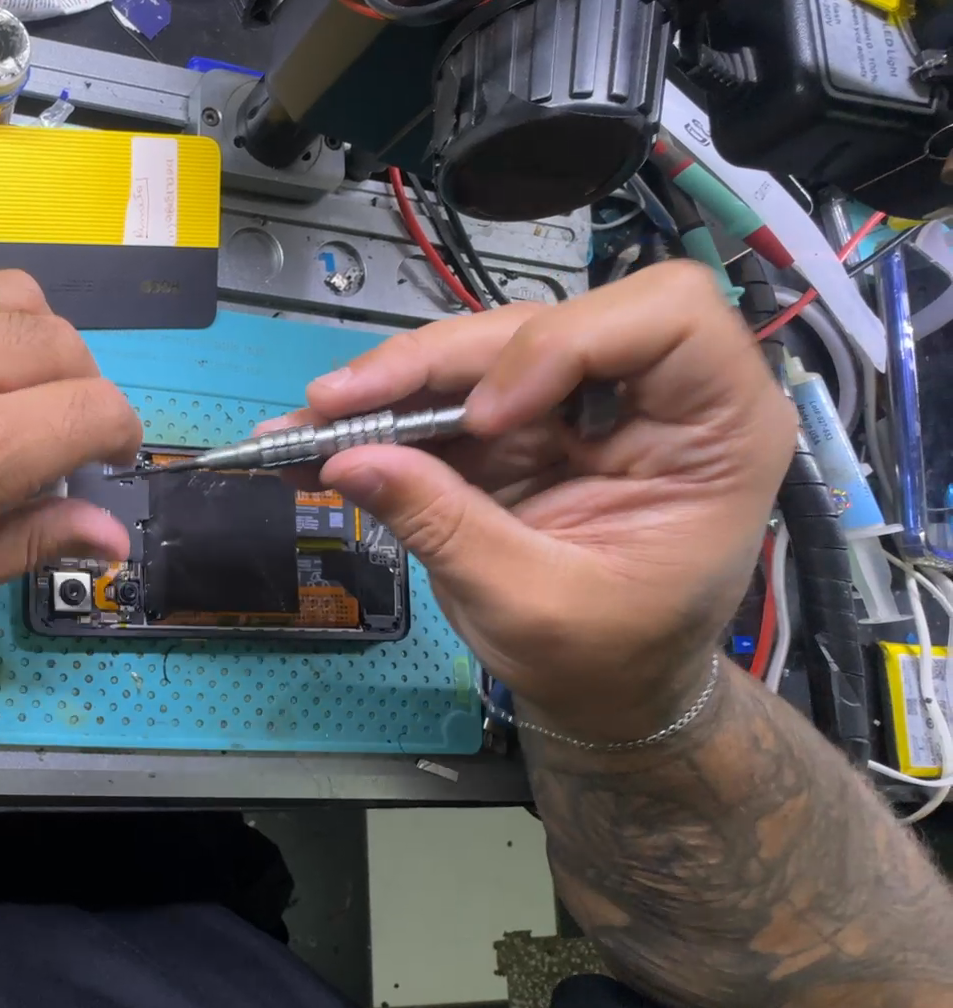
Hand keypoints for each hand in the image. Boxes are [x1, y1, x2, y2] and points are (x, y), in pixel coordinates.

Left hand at [0, 254, 142, 633]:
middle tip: (59, 437)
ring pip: (17, 294)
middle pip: (67, 347)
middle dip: (84, 392)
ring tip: (13, 385)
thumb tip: (113, 535)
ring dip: (37, 340)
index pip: (98, 410)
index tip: (108, 460)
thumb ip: (34, 543)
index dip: (123, 436)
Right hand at [268, 262, 795, 740]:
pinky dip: (368, 425)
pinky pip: (427, 408)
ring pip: (465, 360)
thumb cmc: (600, 654)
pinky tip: (310, 448)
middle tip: (332, 403)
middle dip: (424, 366)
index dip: (563, 346)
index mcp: (703, 430)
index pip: (660, 318)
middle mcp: (631, 400)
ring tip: (302, 429)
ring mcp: (557, 413)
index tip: (485, 420)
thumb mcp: (526, 599)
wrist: (595, 689)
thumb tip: (344, 461)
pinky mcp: (499, 436)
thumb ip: (442, 525)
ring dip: (379, 392)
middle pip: (529, 329)